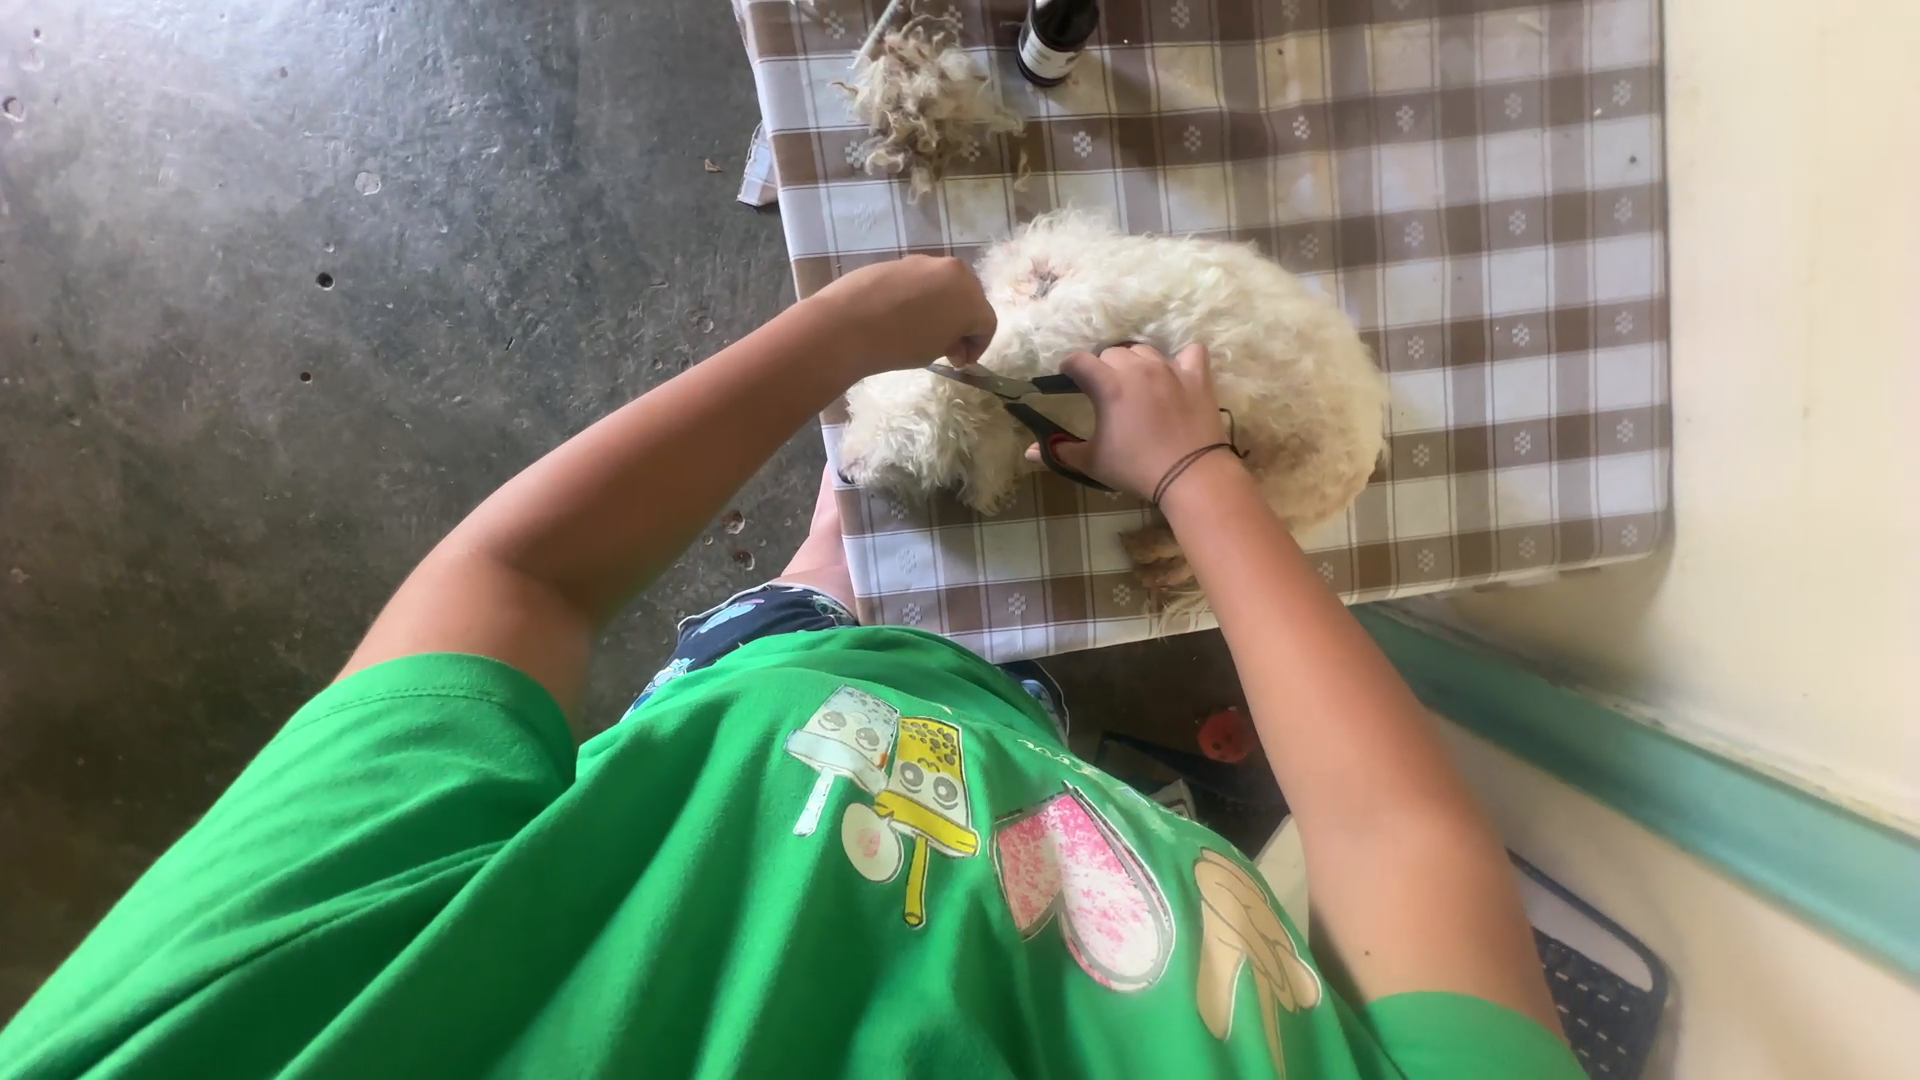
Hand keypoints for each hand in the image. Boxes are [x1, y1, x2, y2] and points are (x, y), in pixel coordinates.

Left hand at [806, 255, 997, 375]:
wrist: (847, 325)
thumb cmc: (900, 345)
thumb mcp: (935, 351)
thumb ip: (953, 343)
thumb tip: (954, 343)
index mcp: (970, 295)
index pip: (987, 323)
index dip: (978, 346)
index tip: (961, 362)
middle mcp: (953, 271)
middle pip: (970, 298)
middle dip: (964, 323)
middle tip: (948, 347)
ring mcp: (925, 262)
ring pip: (945, 286)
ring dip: (943, 308)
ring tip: (924, 331)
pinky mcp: (900, 261)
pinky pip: (921, 281)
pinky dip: (921, 298)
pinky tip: (902, 316)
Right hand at [1025, 343, 1240, 500]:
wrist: (1191, 475)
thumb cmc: (1136, 469)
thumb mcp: (1093, 462)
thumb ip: (1060, 452)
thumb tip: (1029, 452)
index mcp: (1108, 386)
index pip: (1079, 361)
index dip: (1069, 367)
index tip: (1068, 379)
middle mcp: (1138, 368)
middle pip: (1111, 353)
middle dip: (1102, 367)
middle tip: (1103, 389)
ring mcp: (1170, 369)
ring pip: (1144, 350)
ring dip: (1134, 362)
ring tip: (1135, 382)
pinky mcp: (1197, 376)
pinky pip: (1189, 352)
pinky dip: (1180, 360)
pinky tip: (1175, 373)